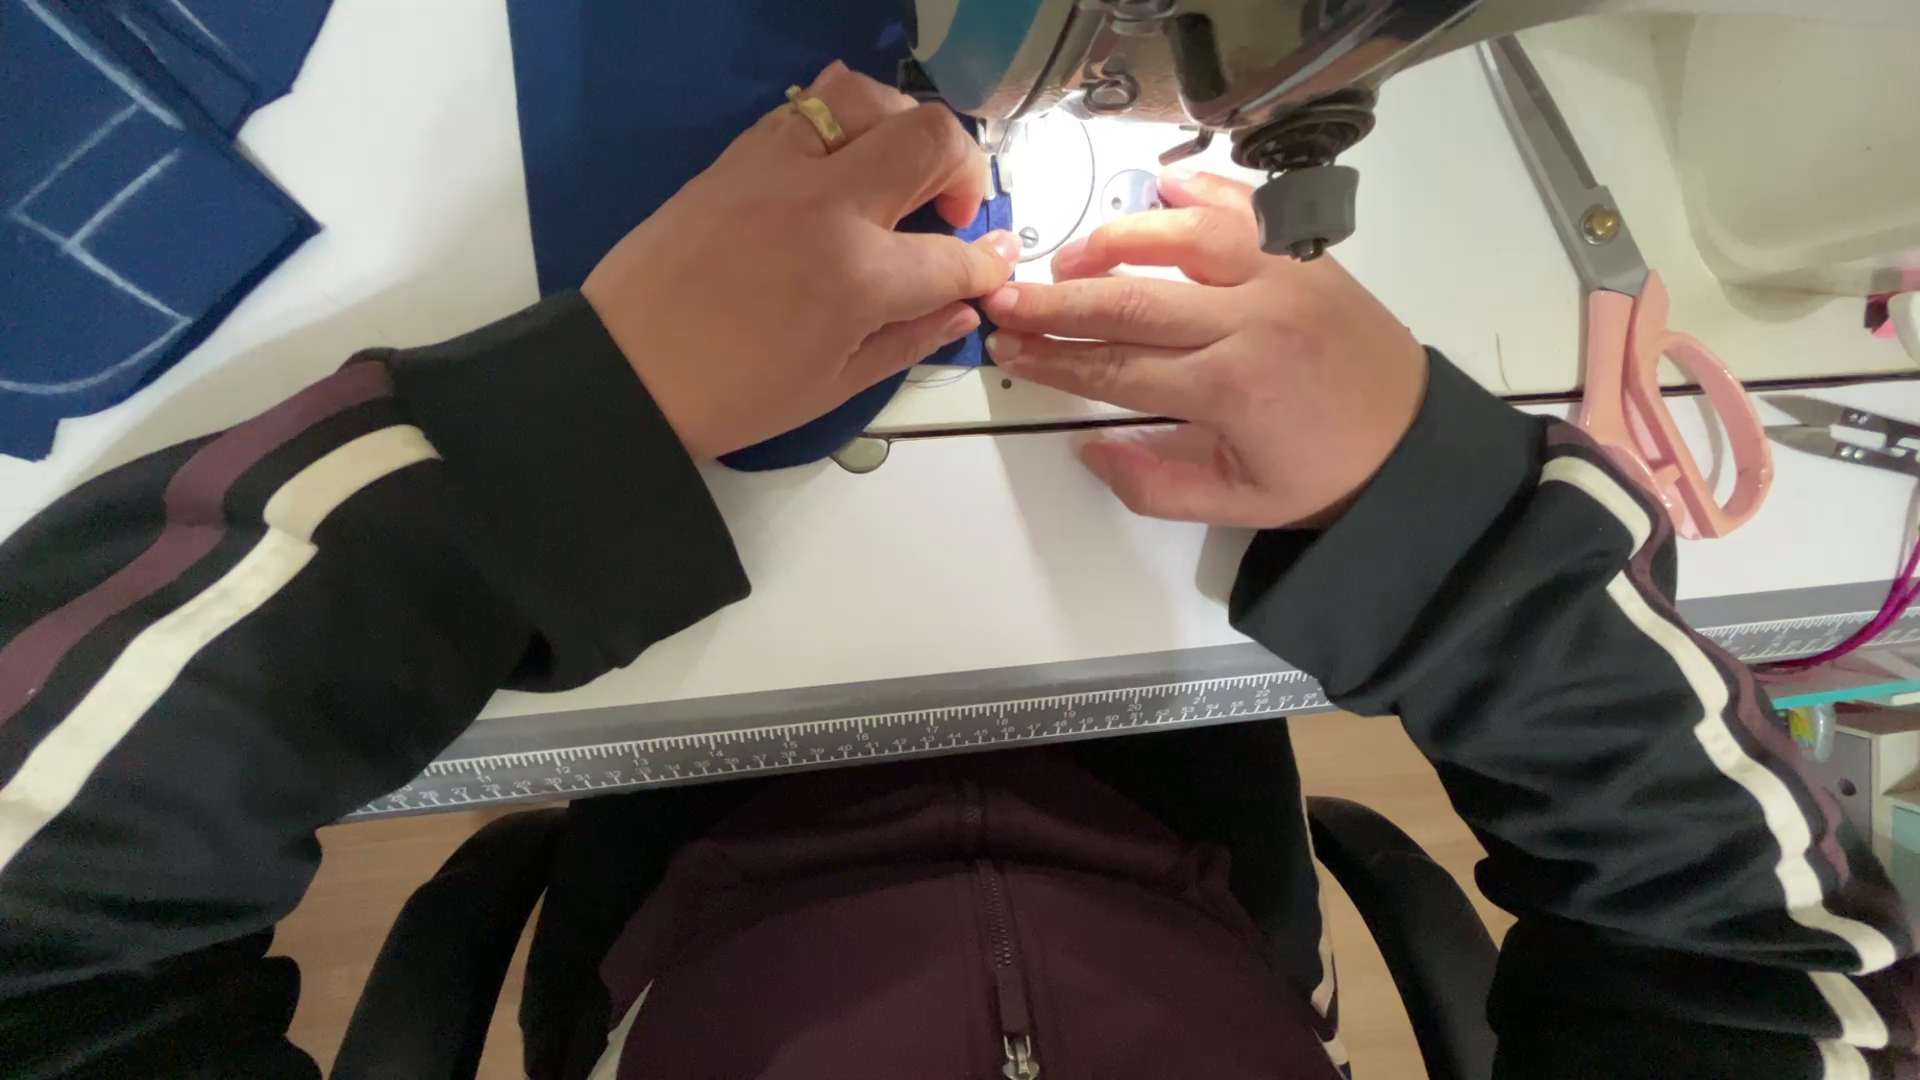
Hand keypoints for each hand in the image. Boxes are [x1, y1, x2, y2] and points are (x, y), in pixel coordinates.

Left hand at [582, 62, 1019, 459]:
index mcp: (860, 277)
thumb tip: (961, 311)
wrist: (628, 369)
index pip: (954, 257)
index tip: (994, 269)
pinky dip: (848, 122)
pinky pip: (811, 106)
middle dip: (966, 171)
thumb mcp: (837, 386)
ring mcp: (781, 166)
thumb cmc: (737, 395)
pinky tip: (847, 164)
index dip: (988, 266)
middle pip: (931, 140)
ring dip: (908, 127)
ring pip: (872, 97)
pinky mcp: (740, 152)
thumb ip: (910, 340)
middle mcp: (830, 203)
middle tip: (953, 212)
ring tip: (903, 173)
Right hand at [981, 170, 1426, 527]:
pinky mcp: (1306, 254)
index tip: (1008, 348)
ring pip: (1182, 238)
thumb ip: (1152, 484)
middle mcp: (1251, 320)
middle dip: (1058, 301)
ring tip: (1067, 258)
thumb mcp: (1232, 505)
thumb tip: (1086, 446)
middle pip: (1132, 299)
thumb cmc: (1318, 478)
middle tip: (1006, 298)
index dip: (1054, 359)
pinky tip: (1156, 186)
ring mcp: (1282, 276)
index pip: (1116, 368)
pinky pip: (1245, 207)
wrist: (1412, 444)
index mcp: (1229, 389)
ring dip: (1114, 240)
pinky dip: (1198, 190)